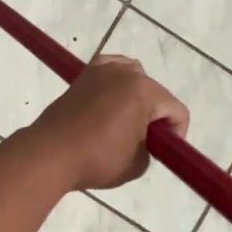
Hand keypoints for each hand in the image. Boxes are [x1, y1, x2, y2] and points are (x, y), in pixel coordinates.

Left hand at [25, 54, 188, 190]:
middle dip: (156, 113)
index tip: (164, 151)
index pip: (176, 110)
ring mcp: (102, 69)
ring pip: (133, 75)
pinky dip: (116, 81)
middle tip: (146, 139)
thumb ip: (152, 145)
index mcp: (144, 91)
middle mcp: (125, 72)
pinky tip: (112, 100)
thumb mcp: (139, 162)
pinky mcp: (84, 73)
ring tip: (128, 120)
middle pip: (155, 91)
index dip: (177, 133)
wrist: (54, 151)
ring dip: (138, 95)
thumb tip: (144, 137)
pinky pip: (110, 69)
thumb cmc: (99, 158)